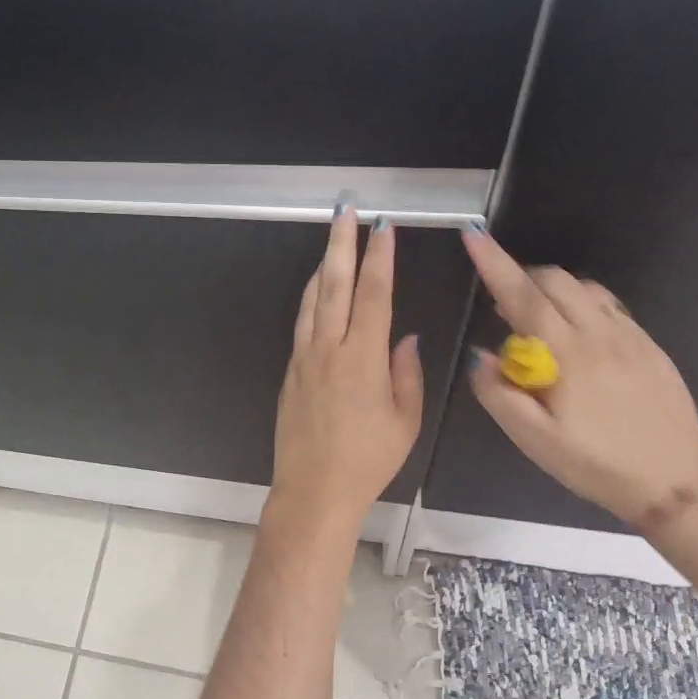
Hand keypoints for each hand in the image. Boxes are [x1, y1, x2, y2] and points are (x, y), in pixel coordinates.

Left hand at [271, 210, 424, 529]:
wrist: (314, 488)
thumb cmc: (368, 460)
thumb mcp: (405, 420)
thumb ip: (406, 373)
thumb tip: (406, 338)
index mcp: (363, 359)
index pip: (373, 295)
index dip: (379, 258)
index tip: (384, 228)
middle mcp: (329, 349)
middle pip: (334, 284)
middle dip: (341, 243)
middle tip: (345, 210)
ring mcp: (305, 358)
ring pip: (312, 300)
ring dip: (324, 265)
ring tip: (334, 239)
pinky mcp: (291, 370)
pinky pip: (302, 322)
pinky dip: (312, 298)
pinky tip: (318, 289)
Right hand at [462, 226, 697, 522]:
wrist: (675, 484)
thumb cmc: (594, 464)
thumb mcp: (534, 441)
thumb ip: (499, 394)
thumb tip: (478, 355)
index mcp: (568, 356)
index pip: (523, 296)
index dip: (495, 264)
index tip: (473, 236)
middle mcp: (600, 335)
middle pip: (555, 280)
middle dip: (522, 279)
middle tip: (504, 312)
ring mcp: (630, 337)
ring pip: (585, 288)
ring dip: (552, 291)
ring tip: (538, 325)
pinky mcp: (650, 347)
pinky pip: (610, 306)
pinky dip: (582, 305)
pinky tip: (577, 338)